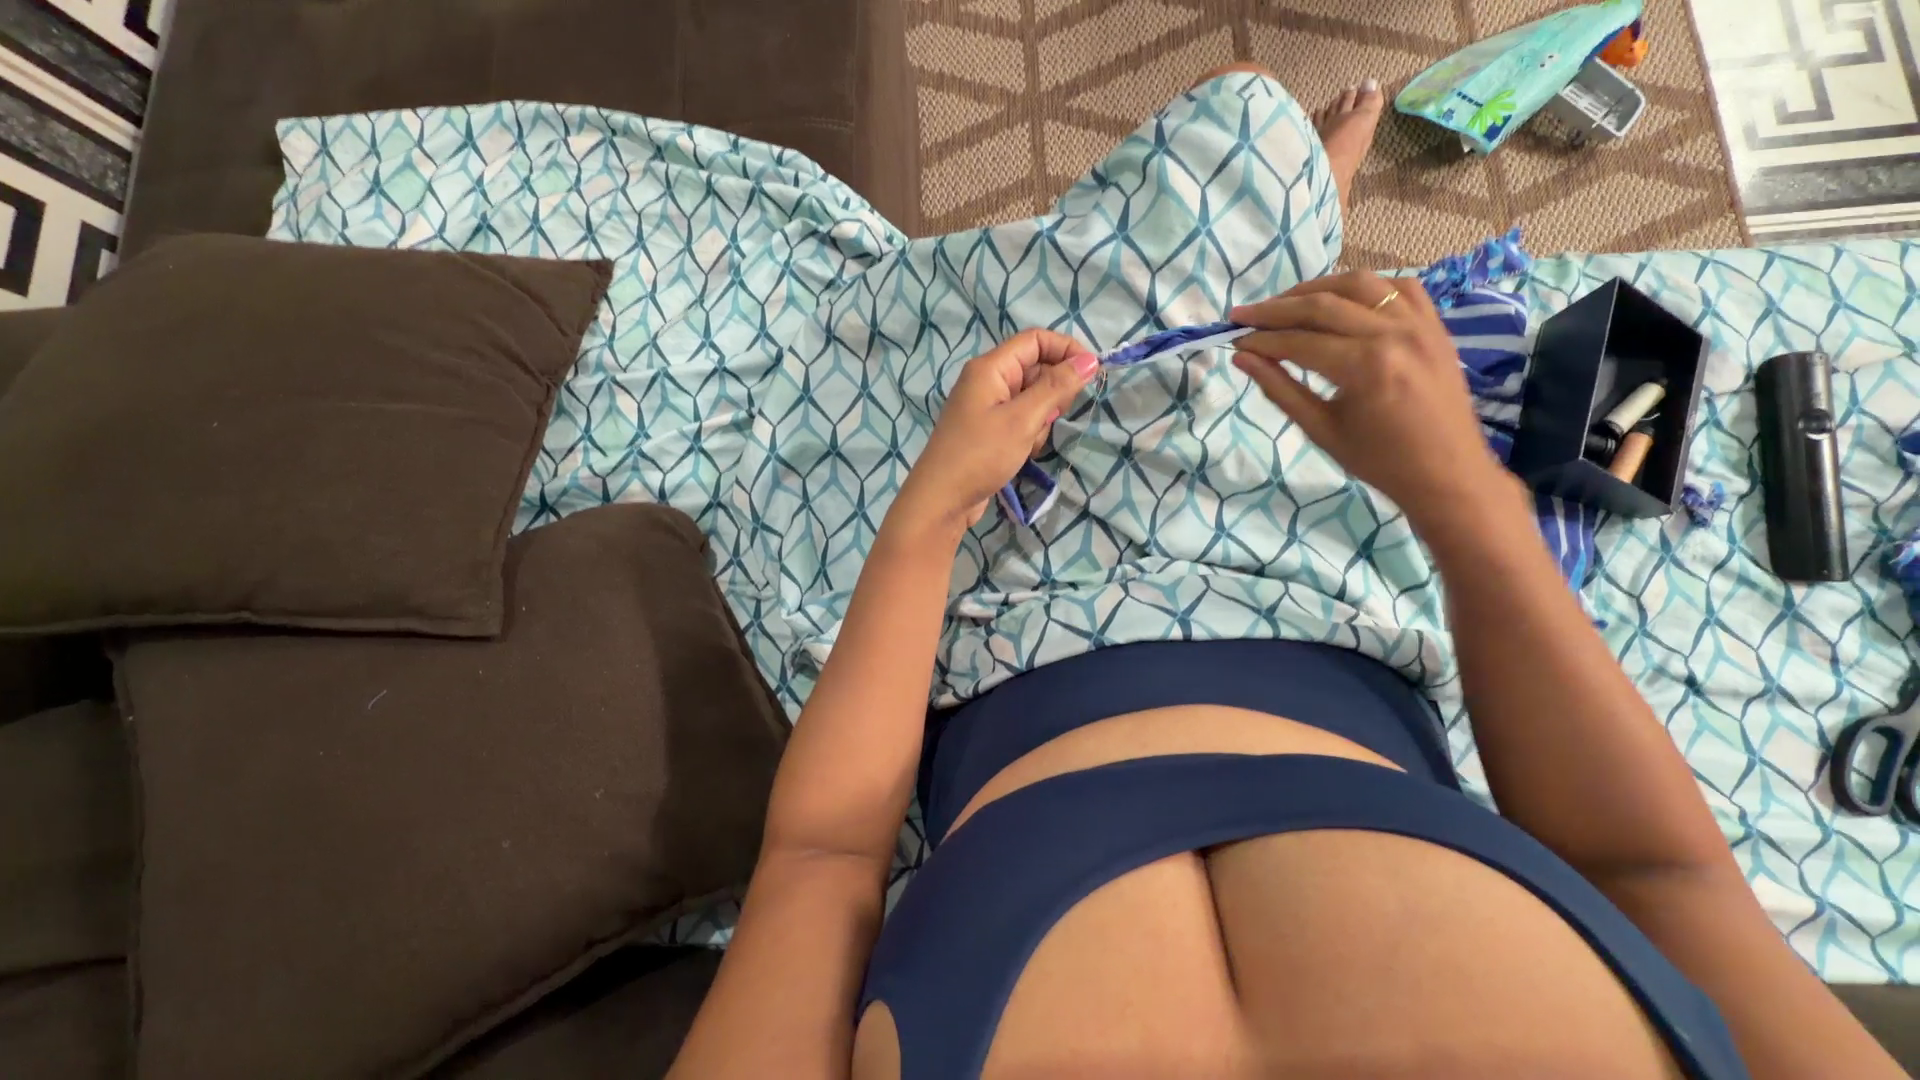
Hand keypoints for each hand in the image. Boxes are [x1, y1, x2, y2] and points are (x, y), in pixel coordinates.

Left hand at [893, 329, 1098, 535]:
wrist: (942, 500)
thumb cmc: (980, 455)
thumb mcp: (1023, 419)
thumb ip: (1056, 387)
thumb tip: (1090, 360)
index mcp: (990, 368)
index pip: (1035, 340)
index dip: (1066, 350)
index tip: (1092, 372)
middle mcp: (988, 381)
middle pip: (1036, 369)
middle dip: (1053, 392)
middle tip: (1053, 417)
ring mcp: (988, 407)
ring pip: (1032, 399)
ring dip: (1041, 419)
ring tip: (1029, 441)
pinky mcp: (990, 430)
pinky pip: (1021, 421)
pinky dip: (1029, 434)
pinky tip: (1022, 453)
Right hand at [1230, 271, 1518, 526]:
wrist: (1447, 474)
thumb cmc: (1379, 461)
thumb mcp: (1321, 429)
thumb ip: (1280, 388)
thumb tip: (1241, 358)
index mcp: (1365, 367)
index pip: (1297, 341)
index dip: (1260, 339)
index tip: (1233, 340)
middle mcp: (1393, 333)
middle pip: (1322, 304)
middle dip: (1276, 309)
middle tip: (1244, 315)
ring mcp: (1419, 323)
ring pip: (1358, 284)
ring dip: (1316, 288)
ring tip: (1286, 303)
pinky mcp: (1434, 324)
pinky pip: (1397, 287)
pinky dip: (1364, 288)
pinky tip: (1342, 302)